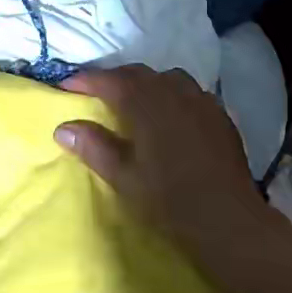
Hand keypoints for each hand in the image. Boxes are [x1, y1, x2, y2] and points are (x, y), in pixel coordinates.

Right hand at [53, 65, 268, 254]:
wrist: (227, 218)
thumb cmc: (169, 200)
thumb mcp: (124, 177)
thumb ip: (94, 147)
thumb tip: (63, 127)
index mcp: (148, 106)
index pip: (111, 81)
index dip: (87, 79)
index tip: (66, 85)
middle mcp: (176, 94)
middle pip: (140, 74)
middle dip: (115, 78)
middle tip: (95, 91)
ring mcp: (203, 102)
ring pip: (169, 78)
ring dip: (146, 83)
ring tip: (134, 100)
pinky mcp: (221, 116)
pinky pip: (191, 93)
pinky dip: (172, 95)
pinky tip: (171, 115)